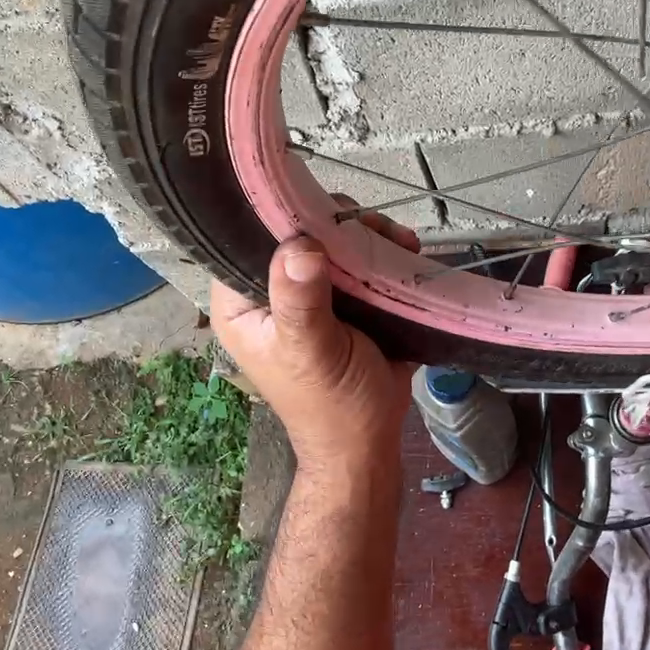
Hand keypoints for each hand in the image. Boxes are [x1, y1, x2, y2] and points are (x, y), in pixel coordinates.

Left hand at [211, 207, 419, 473]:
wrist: (371, 440)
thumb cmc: (334, 404)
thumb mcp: (312, 352)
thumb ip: (301, 302)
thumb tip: (299, 246)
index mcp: (243, 304)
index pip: (247, 239)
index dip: (280, 216)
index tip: (320, 208)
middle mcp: (271, 291)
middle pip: (297, 232)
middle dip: (336, 223)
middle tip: (370, 226)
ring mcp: (310, 293)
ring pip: (332, 241)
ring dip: (366, 233)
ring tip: (398, 239)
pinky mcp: (345, 298)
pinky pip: (358, 260)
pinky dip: (382, 250)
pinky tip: (406, 249)